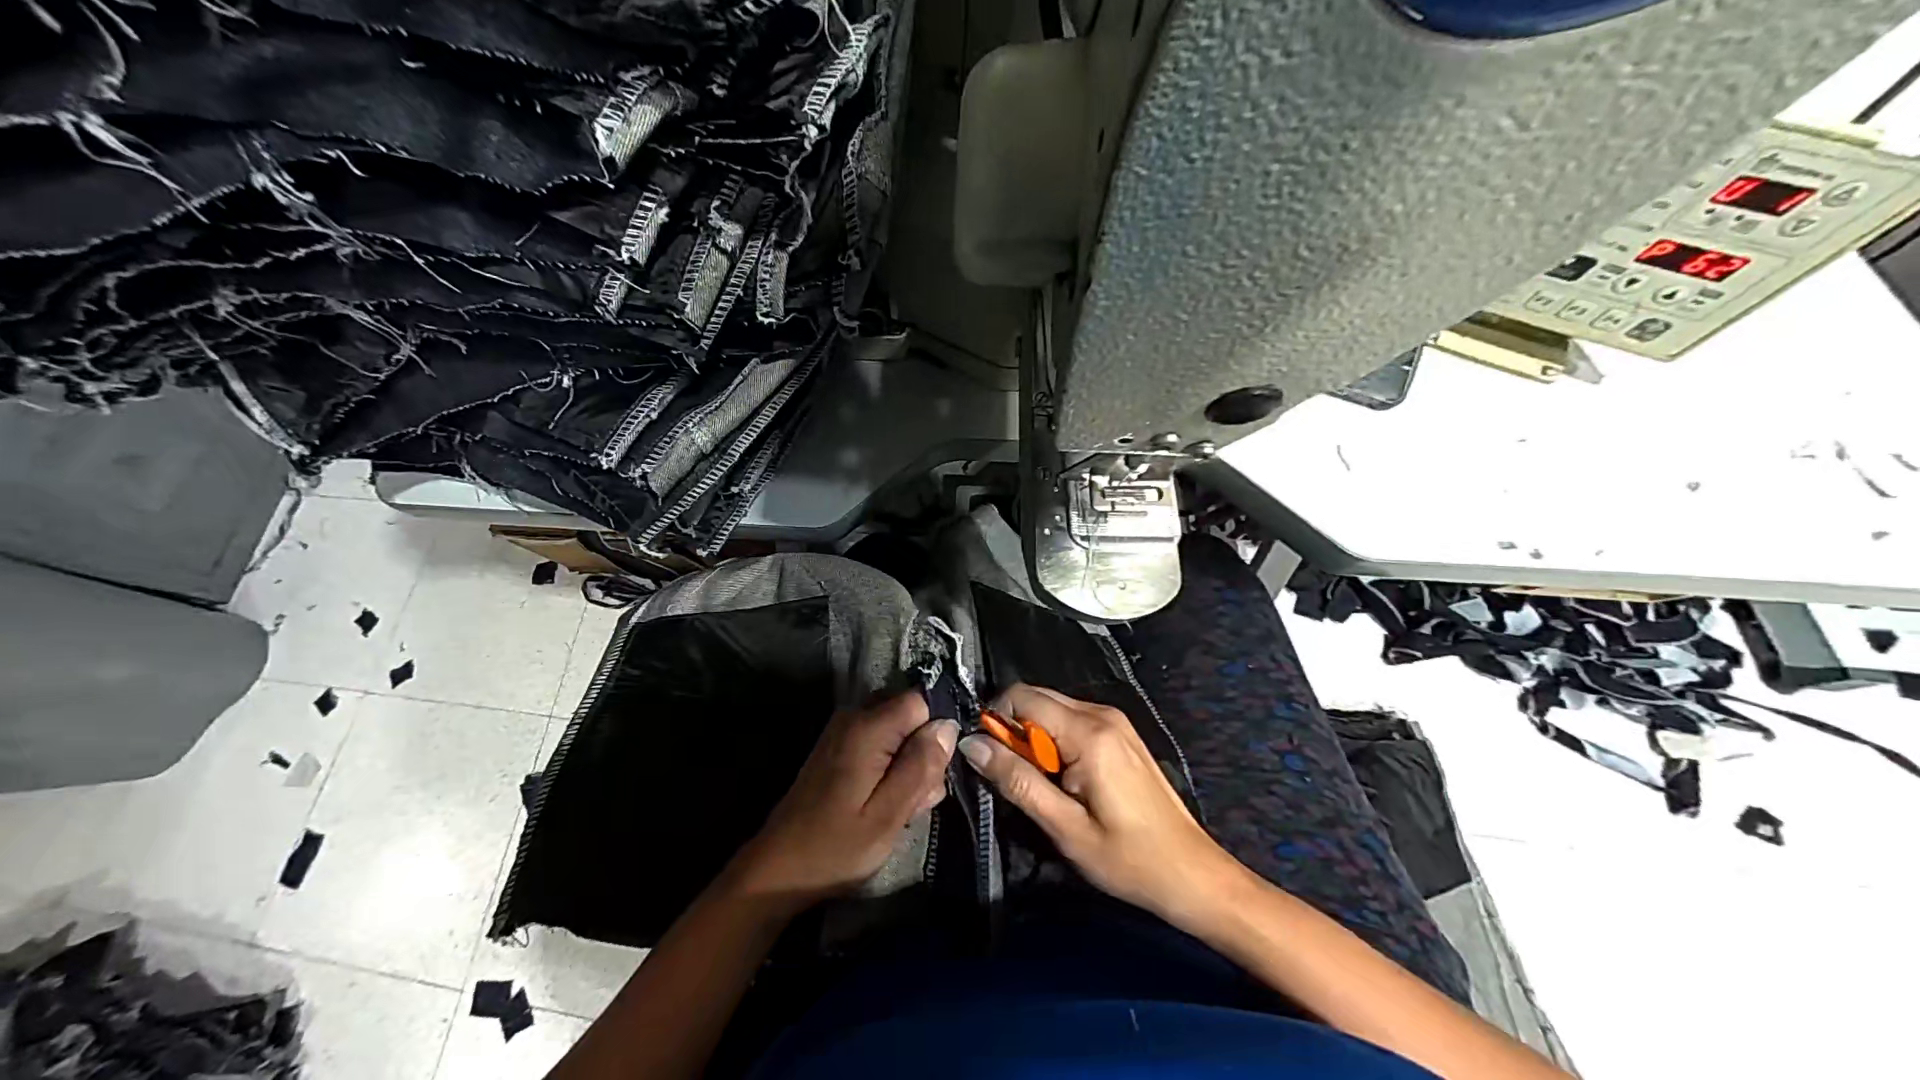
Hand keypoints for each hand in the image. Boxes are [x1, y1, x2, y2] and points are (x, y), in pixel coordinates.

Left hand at [730, 692, 957, 907]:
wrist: (778, 871)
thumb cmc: (835, 848)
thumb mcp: (887, 816)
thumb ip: (920, 766)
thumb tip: (948, 725)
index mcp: (867, 728)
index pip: (922, 701)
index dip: (938, 731)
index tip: (937, 770)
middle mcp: (854, 717)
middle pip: (911, 715)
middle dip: (925, 751)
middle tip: (917, 798)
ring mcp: (844, 732)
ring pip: (899, 731)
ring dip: (909, 765)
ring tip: (900, 808)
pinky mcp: (840, 748)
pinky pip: (882, 743)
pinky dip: (891, 769)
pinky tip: (885, 803)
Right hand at [958, 684, 1242, 923]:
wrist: (1192, 874)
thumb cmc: (1128, 859)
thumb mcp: (1064, 827)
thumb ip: (1016, 780)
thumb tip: (971, 744)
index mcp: (1089, 733)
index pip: (1021, 697)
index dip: (996, 722)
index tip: (994, 763)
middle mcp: (1102, 714)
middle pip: (1036, 698)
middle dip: (1014, 731)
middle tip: (1018, 780)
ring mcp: (1116, 721)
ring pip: (1053, 709)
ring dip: (1036, 740)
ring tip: (1045, 788)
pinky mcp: (1121, 734)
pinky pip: (1073, 721)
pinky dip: (1056, 743)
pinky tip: (1067, 783)